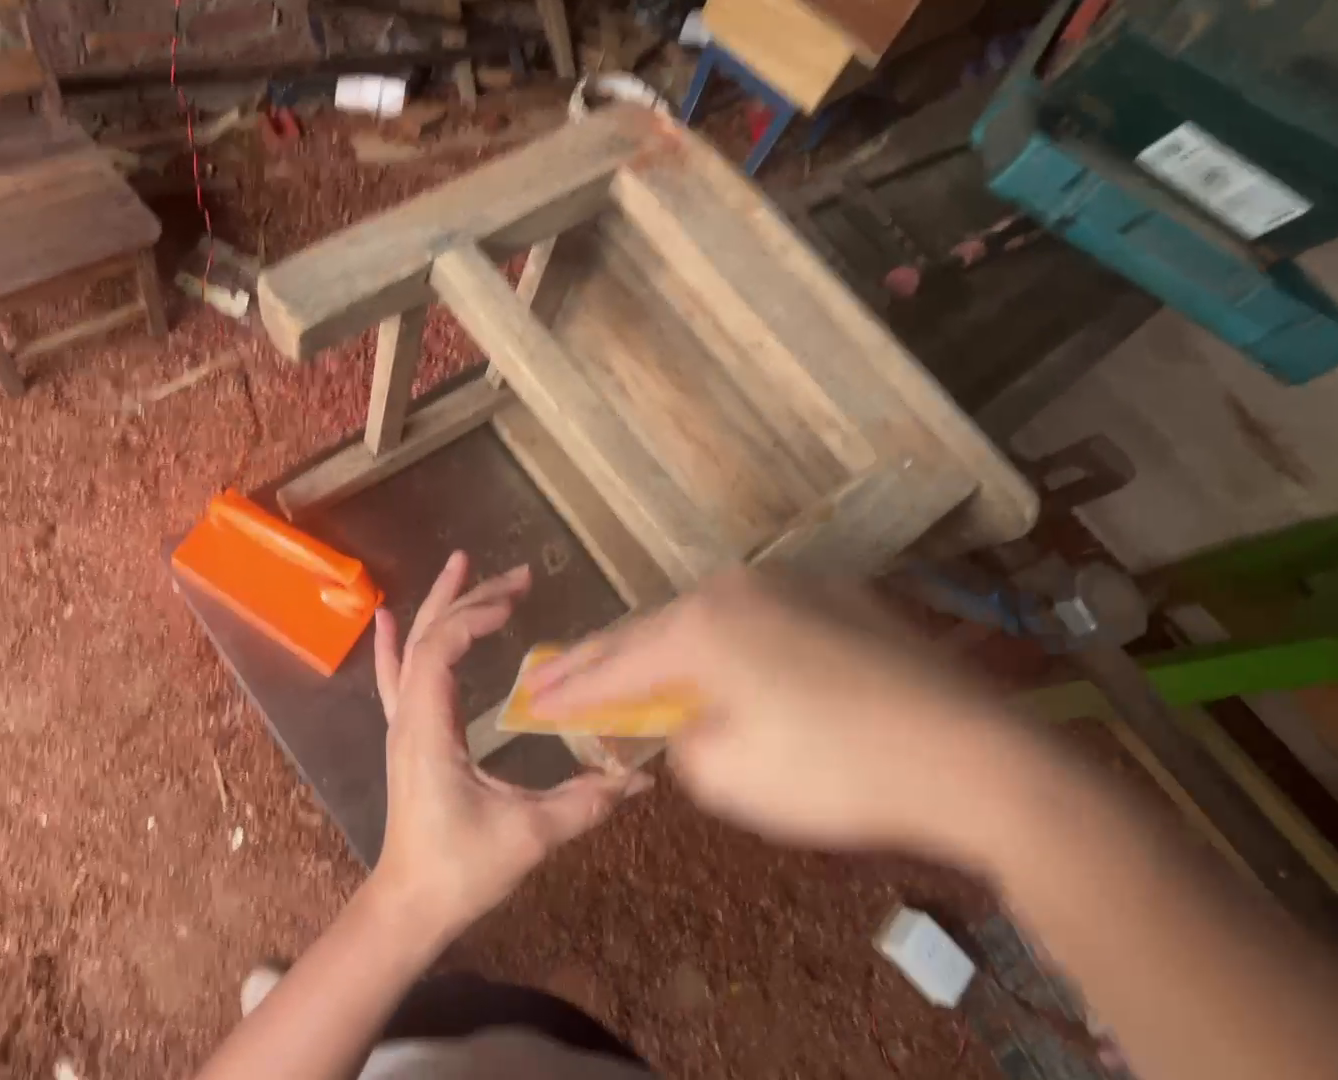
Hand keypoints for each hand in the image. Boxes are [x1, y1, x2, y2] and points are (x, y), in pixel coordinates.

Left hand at [370, 552, 647, 937]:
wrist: (411, 901)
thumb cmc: (461, 868)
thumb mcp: (529, 835)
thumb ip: (585, 802)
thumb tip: (641, 778)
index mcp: (428, 728)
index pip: (440, 651)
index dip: (473, 617)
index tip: (515, 601)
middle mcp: (409, 715)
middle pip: (430, 638)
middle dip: (470, 600)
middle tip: (515, 574)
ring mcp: (403, 724)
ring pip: (413, 649)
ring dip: (440, 607)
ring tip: (462, 564)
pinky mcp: (409, 735)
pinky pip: (394, 678)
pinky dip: (394, 643)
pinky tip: (389, 617)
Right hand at [526, 569, 1042, 868]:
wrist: (983, 759)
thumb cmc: (837, 773)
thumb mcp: (727, 776)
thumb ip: (677, 742)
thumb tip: (680, 723)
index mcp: (701, 626)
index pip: (613, 662)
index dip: (569, 686)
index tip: (530, 697)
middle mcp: (736, 588)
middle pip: (652, 630)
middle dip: (606, 662)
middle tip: (562, 680)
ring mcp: (792, 585)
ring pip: (704, 619)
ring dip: (668, 650)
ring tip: (639, 674)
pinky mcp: (839, 597)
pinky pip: (755, 618)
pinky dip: (726, 644)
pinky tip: (727, 666)